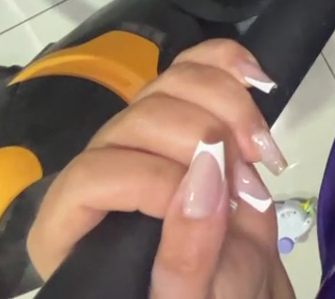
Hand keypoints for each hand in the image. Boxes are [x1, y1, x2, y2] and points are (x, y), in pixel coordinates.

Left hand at [29, 40, 290, 298]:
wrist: (243, 279)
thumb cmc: (210, 297)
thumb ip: (188, 252)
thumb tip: (207, 171)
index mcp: (73, 226)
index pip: (93, 175)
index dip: (152, 180)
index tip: (211, 206)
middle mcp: (104, 166)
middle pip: (142, 118)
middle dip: (209, 140)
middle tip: (251, 182)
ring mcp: (149, 131)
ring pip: (174, 81)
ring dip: (231, 105)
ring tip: (261, 150)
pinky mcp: (191, 106)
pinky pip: (202, 60)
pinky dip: (234, 62)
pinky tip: (260, 84)